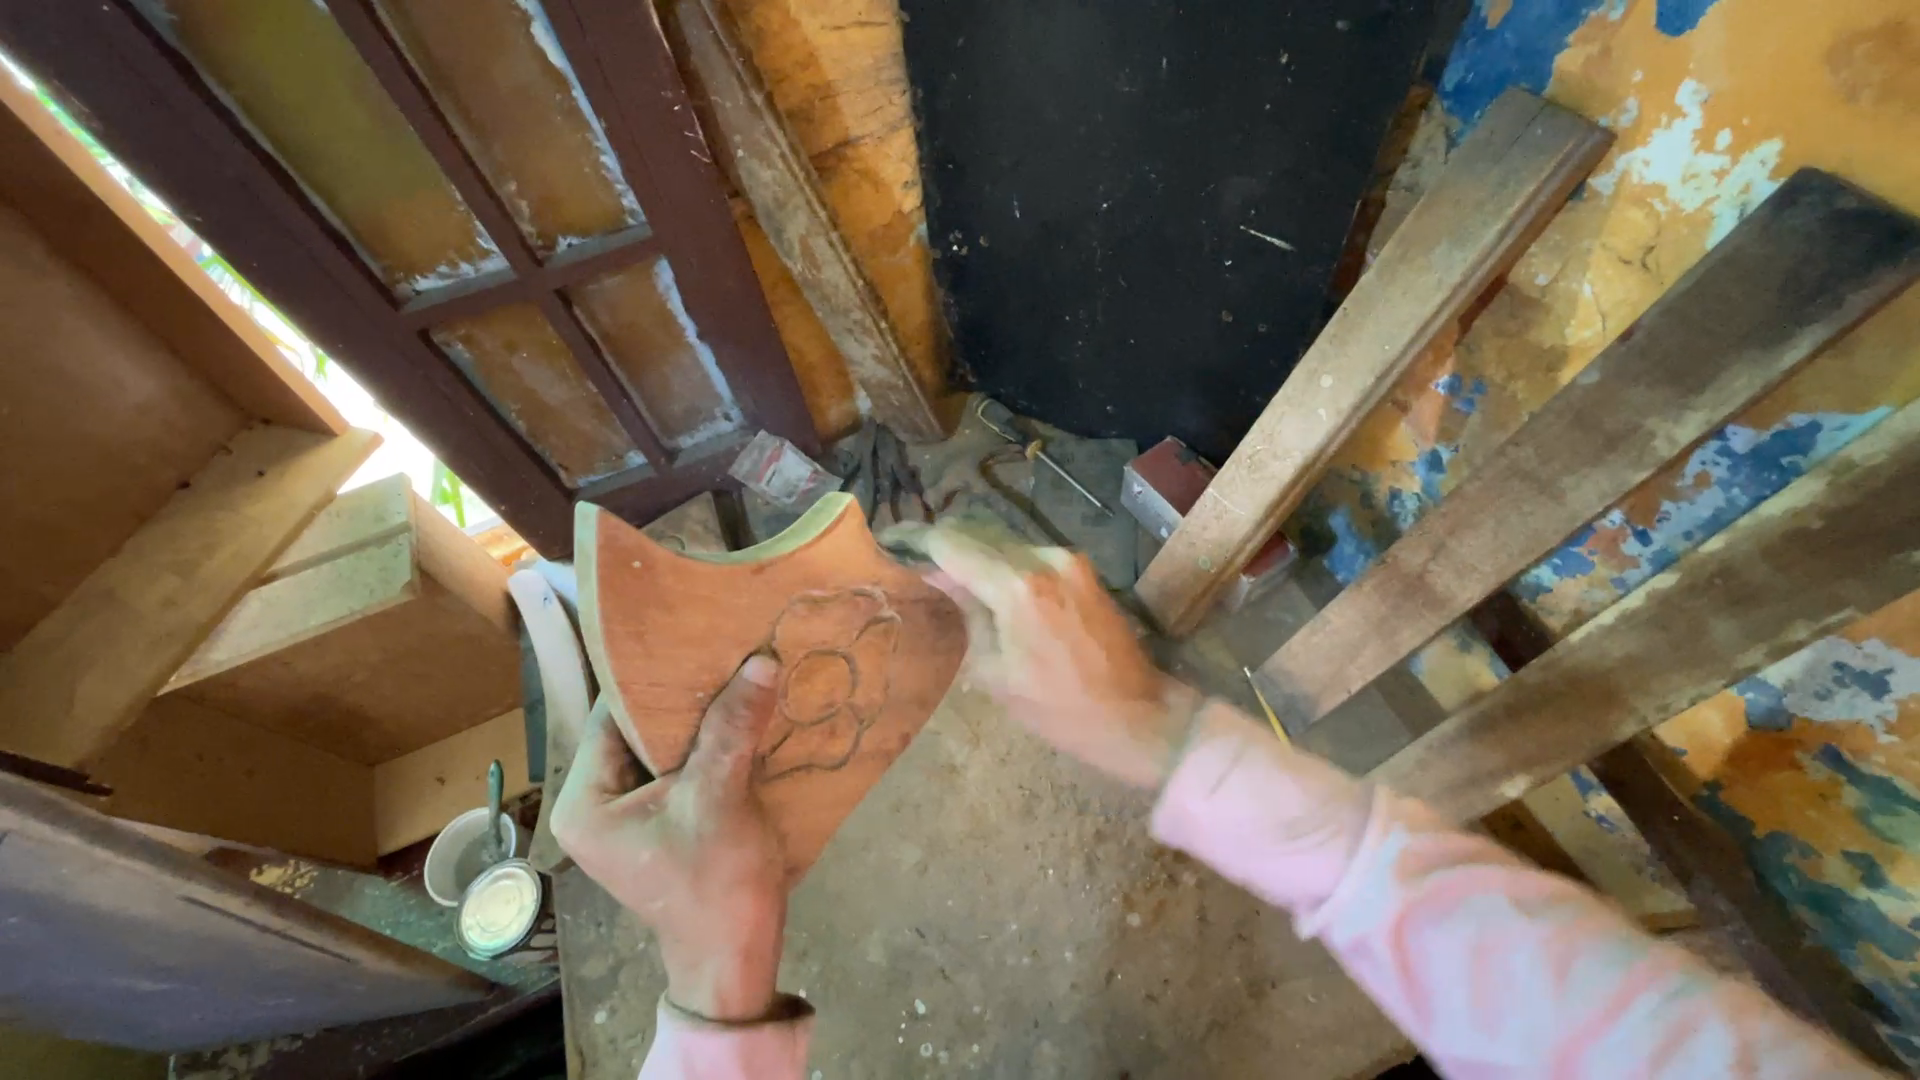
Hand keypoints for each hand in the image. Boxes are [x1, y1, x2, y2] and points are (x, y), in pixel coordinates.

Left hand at [551, 656, 787, 1021]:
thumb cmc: (712, 884)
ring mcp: (633, 811)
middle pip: (639, 727)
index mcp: (586, 800)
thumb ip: (733, 728)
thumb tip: (761, 660)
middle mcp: (599, 801)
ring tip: (741, 668)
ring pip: (667, 744)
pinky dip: (714, 740)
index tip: (694, 635)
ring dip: (705, 715)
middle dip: (685, 694)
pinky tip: (746, 710)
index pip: (612, 715)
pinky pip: (685, 763)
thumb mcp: (719, 799)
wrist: (738, 954)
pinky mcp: (665, 816)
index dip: (654, 676)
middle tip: (726, 647)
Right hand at [895, 523, 1201, 787]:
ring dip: (970, 549)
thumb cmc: (1061, 708)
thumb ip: (964, 615)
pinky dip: (998, 560)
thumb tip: (938, 580)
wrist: (1138, 715)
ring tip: (941, 570)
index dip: (915, 538)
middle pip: (976, 531)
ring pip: (1002, 538)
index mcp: (1017, 586)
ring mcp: (1067, 558)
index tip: (888, 540)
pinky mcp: (1081, 566)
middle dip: (940, 542)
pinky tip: (982, 580)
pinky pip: (1026, 552)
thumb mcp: (996, 672)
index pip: (951, 544)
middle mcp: (1043, 557)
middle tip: (909, 557)